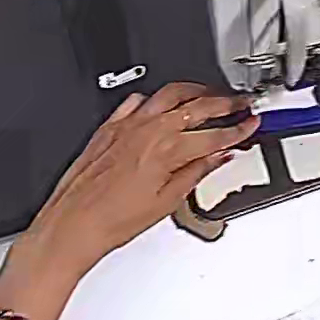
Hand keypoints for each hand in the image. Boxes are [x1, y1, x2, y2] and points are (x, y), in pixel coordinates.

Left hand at [0, 83, 258, 319]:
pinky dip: (155, 98)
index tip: (251, 123)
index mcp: (170, 150)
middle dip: (227, 103)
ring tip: (208, 92)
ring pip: (171, 93)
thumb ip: (197, 172)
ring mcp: (129, 124)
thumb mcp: (167, 203)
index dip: (239, 128)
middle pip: (200, 105)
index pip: (216, 134)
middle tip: (241, 103)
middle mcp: (151, 130)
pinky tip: (161, 103)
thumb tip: (219, 157)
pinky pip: (137, 101)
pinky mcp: (110, 126)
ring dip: (195, 90)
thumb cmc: (111, 223)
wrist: (69, 229)